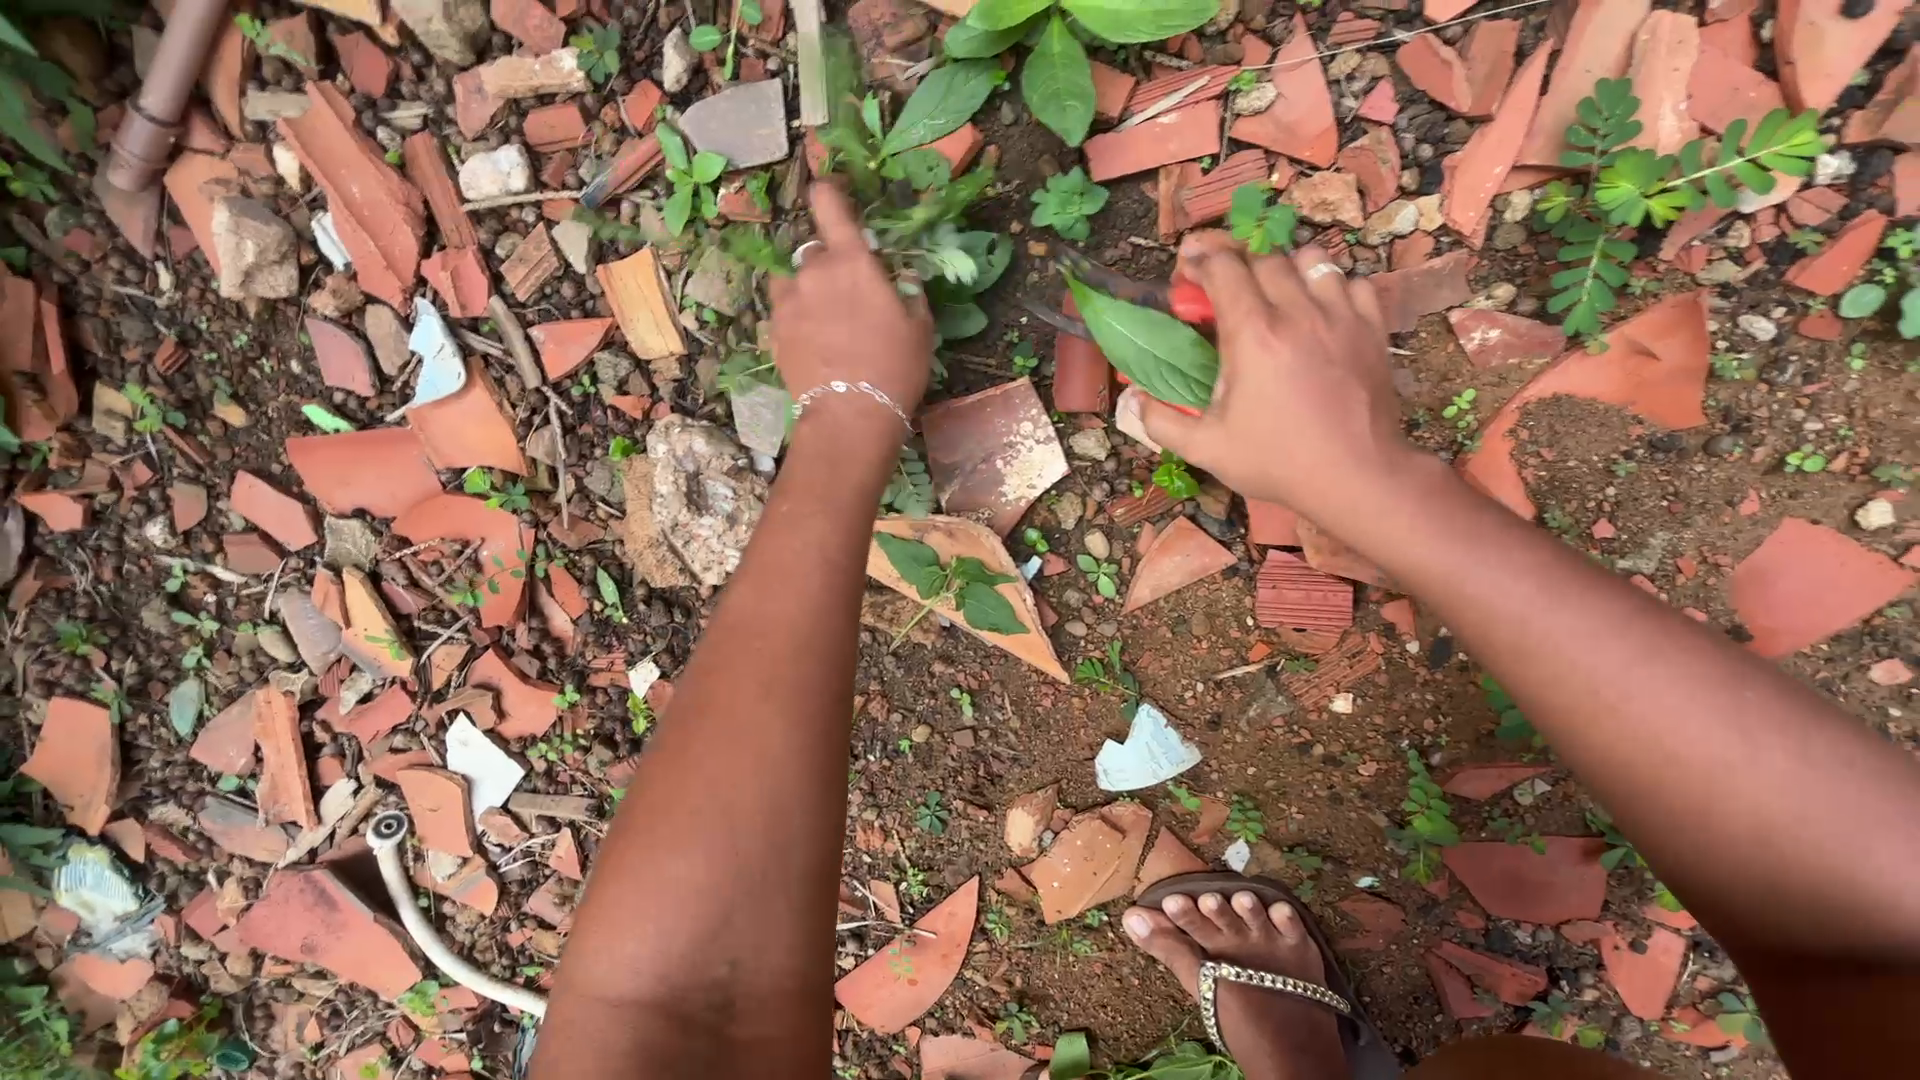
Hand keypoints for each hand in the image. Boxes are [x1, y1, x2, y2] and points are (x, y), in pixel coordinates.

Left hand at [769, 184, 933, 440]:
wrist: (850, 415)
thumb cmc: (895, 369)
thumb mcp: (920, 328)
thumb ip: (910, 292)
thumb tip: (902, 277)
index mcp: (853, 261)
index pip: (829, 203)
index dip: (829, 193)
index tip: (832, 195)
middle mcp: (814, 270)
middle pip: (813, 248)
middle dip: (828, 261)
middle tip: (846, 292)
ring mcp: (788, 300)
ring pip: (793, 278)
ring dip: (806, 287)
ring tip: (824, 317)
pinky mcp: (773, 329)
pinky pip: (784, 308)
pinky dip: (796, 314)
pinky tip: (812, 340)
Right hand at [1138, 233, 1419, 524]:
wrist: (1354, 476)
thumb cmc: (1276, 461)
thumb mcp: (1206, 449)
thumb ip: (1161, 422)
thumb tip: (1132, 401)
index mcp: (1253, 335)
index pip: (1223, 268)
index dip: (1200, 259)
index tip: (1186, 267)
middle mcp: (1297, 312)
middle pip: (1263, 256)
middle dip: (1235, 257)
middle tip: (1220, 276)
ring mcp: (1340, 316)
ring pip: (1310, 260)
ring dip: (1284, 266)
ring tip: (1272, 289)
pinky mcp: (1371, 327)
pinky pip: (1350, 282)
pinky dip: (1330, 286)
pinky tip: (1317, 309)